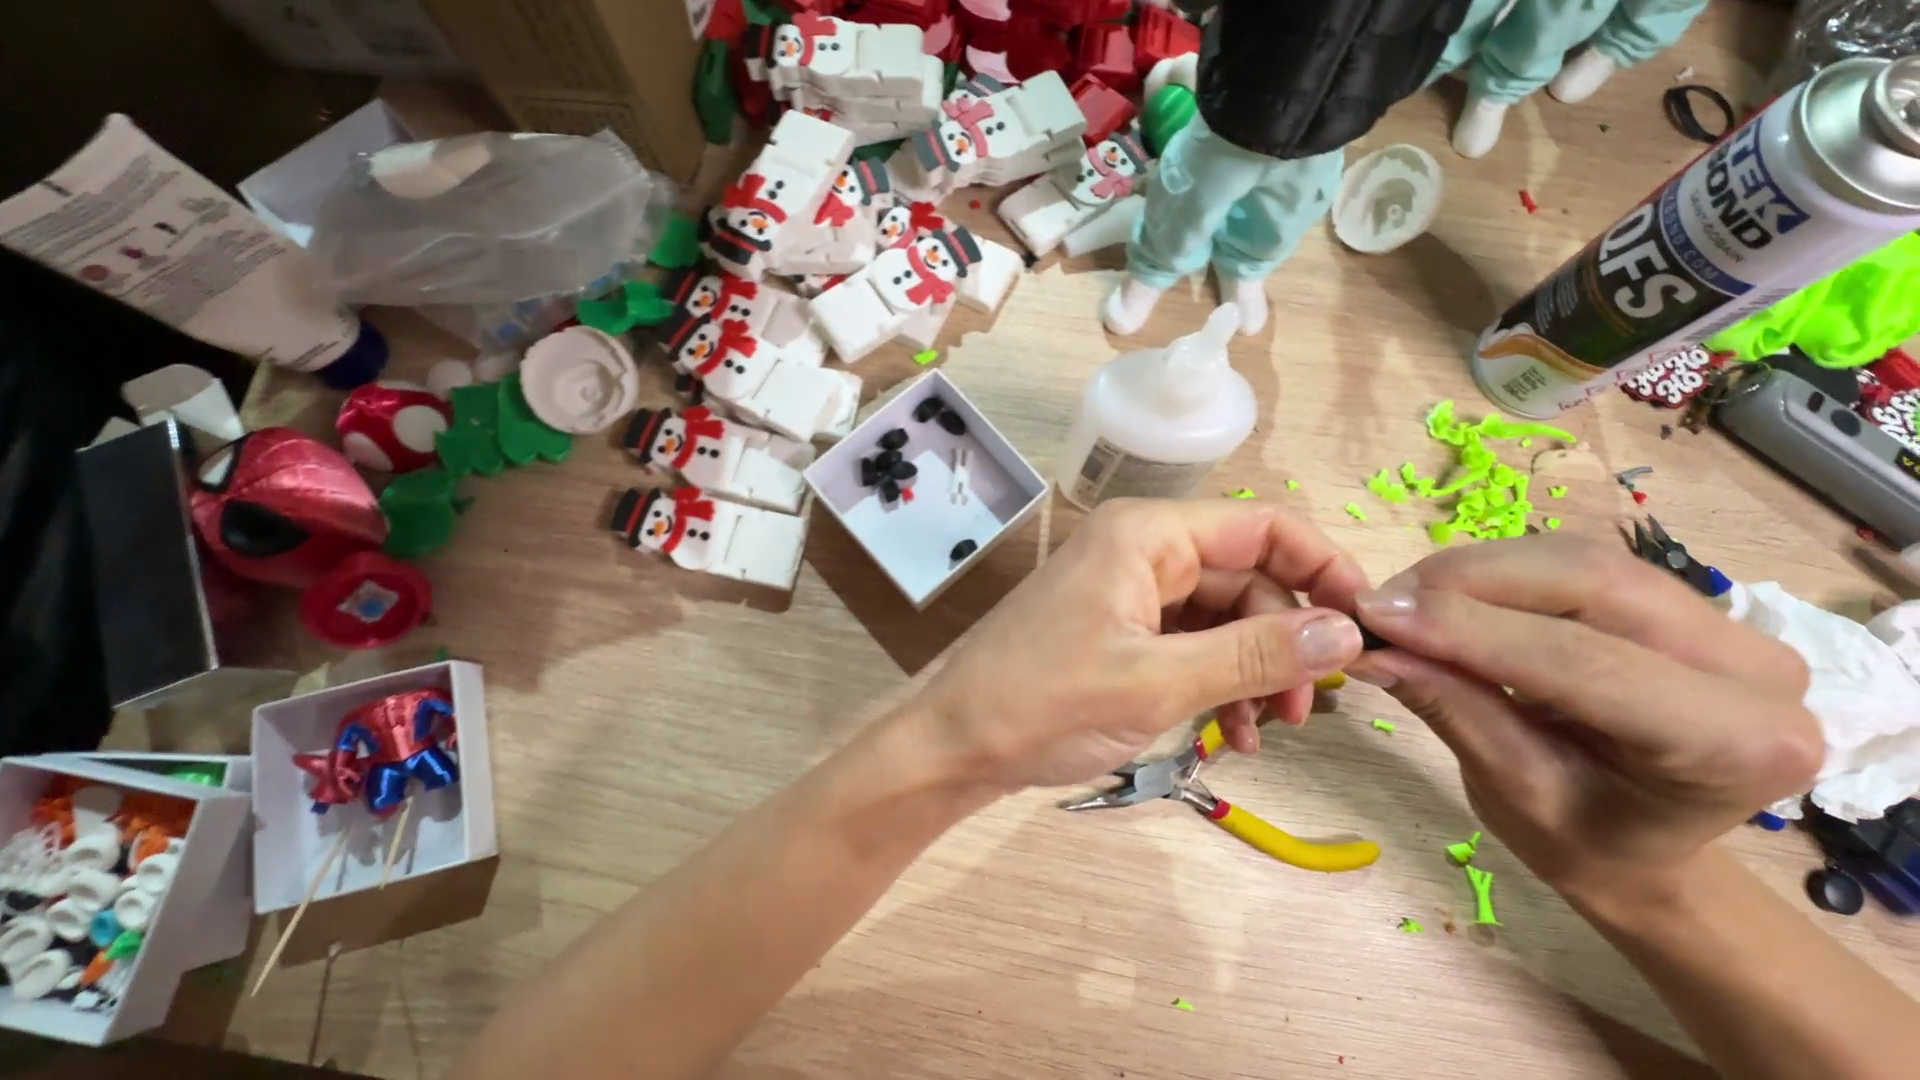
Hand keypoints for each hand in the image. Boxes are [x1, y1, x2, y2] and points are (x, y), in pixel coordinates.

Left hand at [916, 498, 1369, 789]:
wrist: (954, 744)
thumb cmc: (1044, 702)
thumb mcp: (1158, 682)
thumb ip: (1254, 654)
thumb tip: (1346, 632)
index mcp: (1147, 535)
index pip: (1263, 527)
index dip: (1322, 569)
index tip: (1365, 627)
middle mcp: (1141, 550)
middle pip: (1247, 578)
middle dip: (1283, 643)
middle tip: (1303, 712)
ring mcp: (1127, 591)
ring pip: (1222, 618)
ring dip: (1252, 671)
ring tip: (1261, 734)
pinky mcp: (1119, 630)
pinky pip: (1189, 645)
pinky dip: (1216, 684)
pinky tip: (1228, 735)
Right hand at [1343, 535, 1822, 908]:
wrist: (1643, 846)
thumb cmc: (1584, 842)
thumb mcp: (1512, 790)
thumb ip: (1451, 707)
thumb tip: (1369, 647)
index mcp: (1734, 743)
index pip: (1582, 660)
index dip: (1467, 628)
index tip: (1371, 615)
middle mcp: (1754, 667)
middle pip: (1589, 581)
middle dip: (1466, 581)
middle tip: (1380, 603)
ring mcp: (1725, 622)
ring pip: (1577, 559)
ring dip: (1473, 571)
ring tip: (1403, 602)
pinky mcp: (1683, 600)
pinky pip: (1575, 561)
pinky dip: (1495, 571)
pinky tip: (1445, 596)